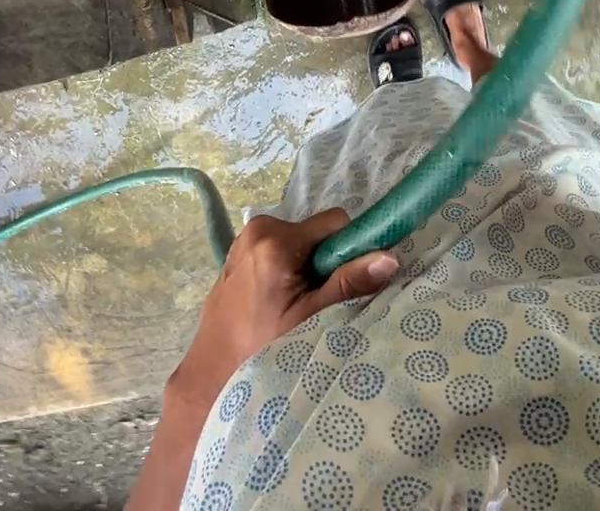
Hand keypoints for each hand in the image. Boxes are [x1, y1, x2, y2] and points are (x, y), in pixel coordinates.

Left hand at [167, 209, 397, 408]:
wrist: (210, 377)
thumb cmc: (261, 349)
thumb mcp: (311, 319)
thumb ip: (348, 284)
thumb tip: (389, 257)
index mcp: (275, 239)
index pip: (335, 223)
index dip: (349, 250)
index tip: (346, 283)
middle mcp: (257, 228)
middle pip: (316, 233)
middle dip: (325, 263)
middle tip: (316, 302)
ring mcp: (244, 240)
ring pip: (299, 244)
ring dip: (306, 269)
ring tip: (296, 308)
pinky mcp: (238, 254)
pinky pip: (278, 251)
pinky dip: (287, 271)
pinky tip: (278, 305)